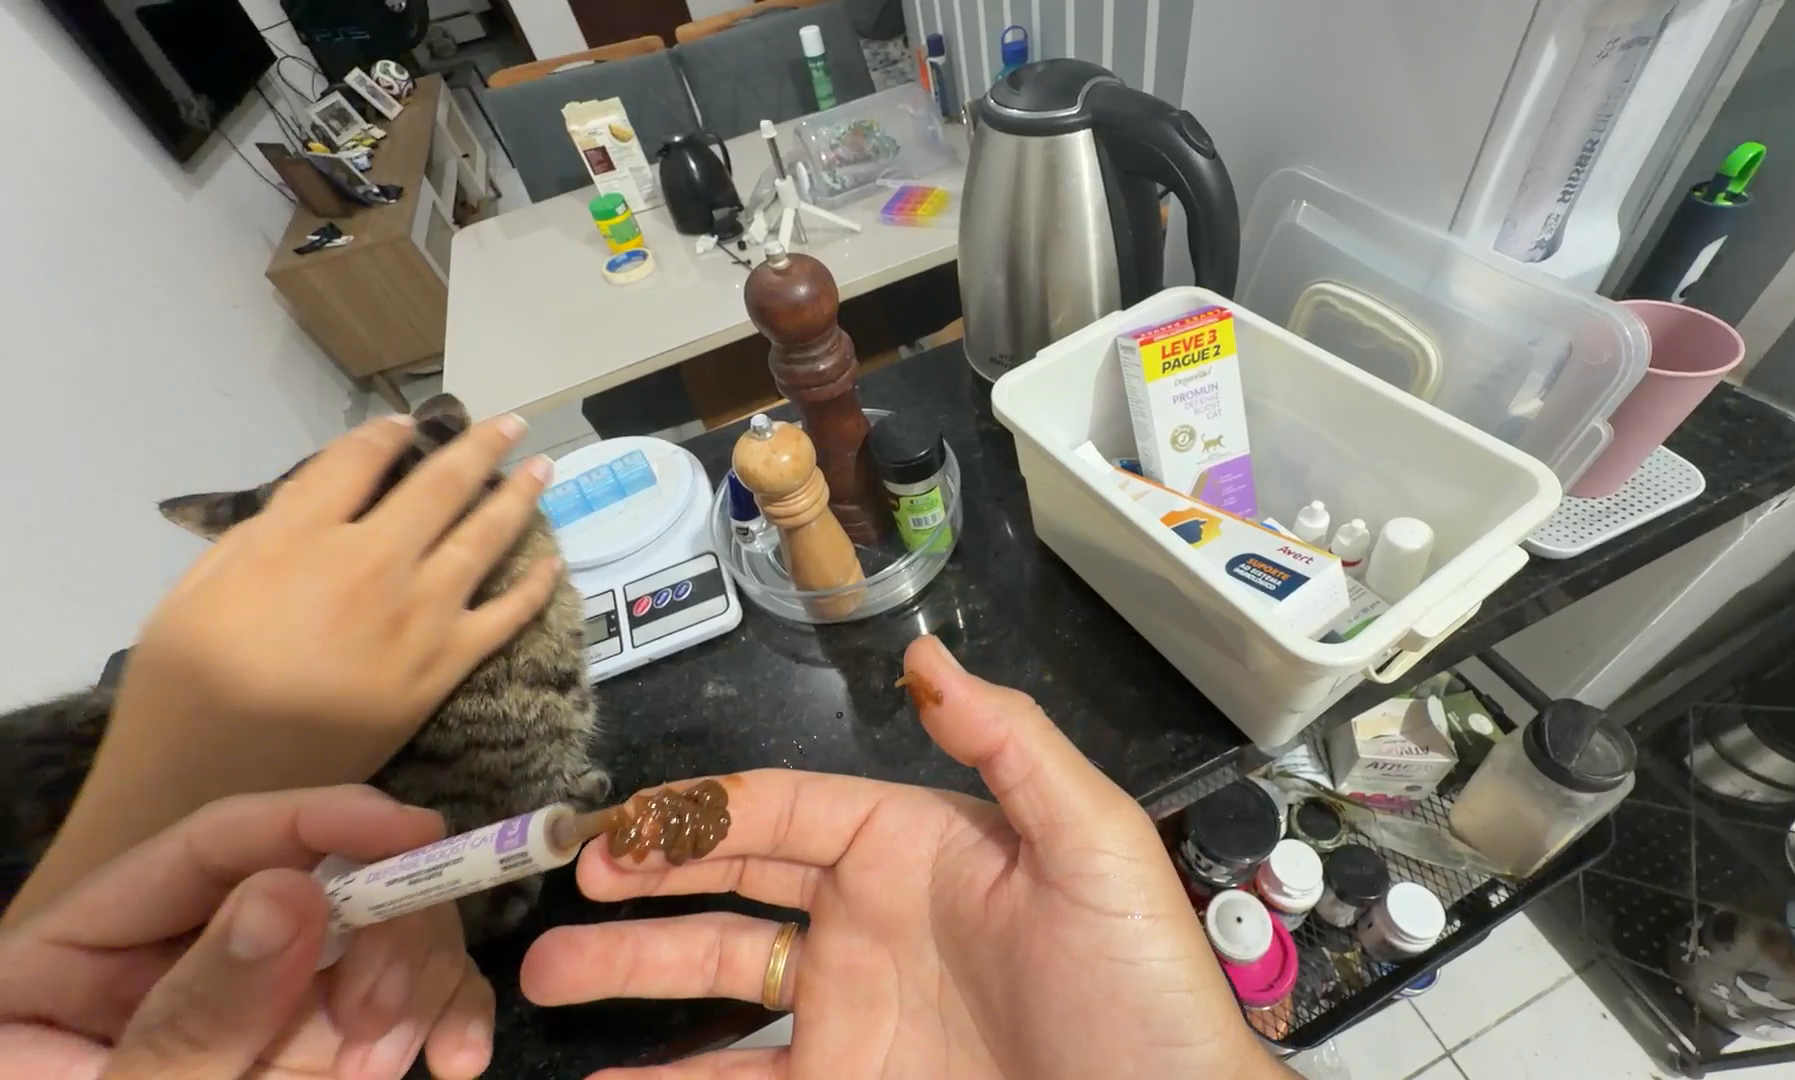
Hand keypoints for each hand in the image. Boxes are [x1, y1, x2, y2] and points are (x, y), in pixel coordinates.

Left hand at [0, 786, 494, 1079]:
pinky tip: (459, 1055)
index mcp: (93, 949)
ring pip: (396, 925)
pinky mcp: (340, 1024)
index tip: (419, 832)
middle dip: (384, 931)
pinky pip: (423, 986)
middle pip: (336, 879)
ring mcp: (284, 984)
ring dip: (417, 985)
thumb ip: (188, 1018)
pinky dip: (454, 1013)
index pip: (222, 840)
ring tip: (384, 1068)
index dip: (326, 818)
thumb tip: (291, 891)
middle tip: (378, 1015)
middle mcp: (205, 948)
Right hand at [11, 410, 557, 921]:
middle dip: (481, 447)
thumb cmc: (191, 686)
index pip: (356, 463)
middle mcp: (372, 563)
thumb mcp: (197, 589)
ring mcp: (423, 611)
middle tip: (513, 424)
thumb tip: (324, 494)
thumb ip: (267, 534)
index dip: (388, 435)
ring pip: (486, 537)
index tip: (413, 422)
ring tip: (545, 469)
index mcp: (297, 539)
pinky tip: (555, 561)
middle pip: (440, 487)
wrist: (220, 780)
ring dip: (521, 497)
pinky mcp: (452, 659)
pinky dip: (537, 584)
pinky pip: (509, 612)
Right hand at [520, 637, 1286, 1079]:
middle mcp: (868, 911)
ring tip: (550, 972)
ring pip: (724, 975)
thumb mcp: (1083, 835)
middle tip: (576, 882)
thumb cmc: (1128, 973)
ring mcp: (851, 1006)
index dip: (706, 810)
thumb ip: (1006, 739)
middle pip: (739, 878)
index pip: (788, 808)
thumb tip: (924, 654)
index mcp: (910, 841)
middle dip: (655, 875)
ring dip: (639, 971)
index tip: (627, 824)